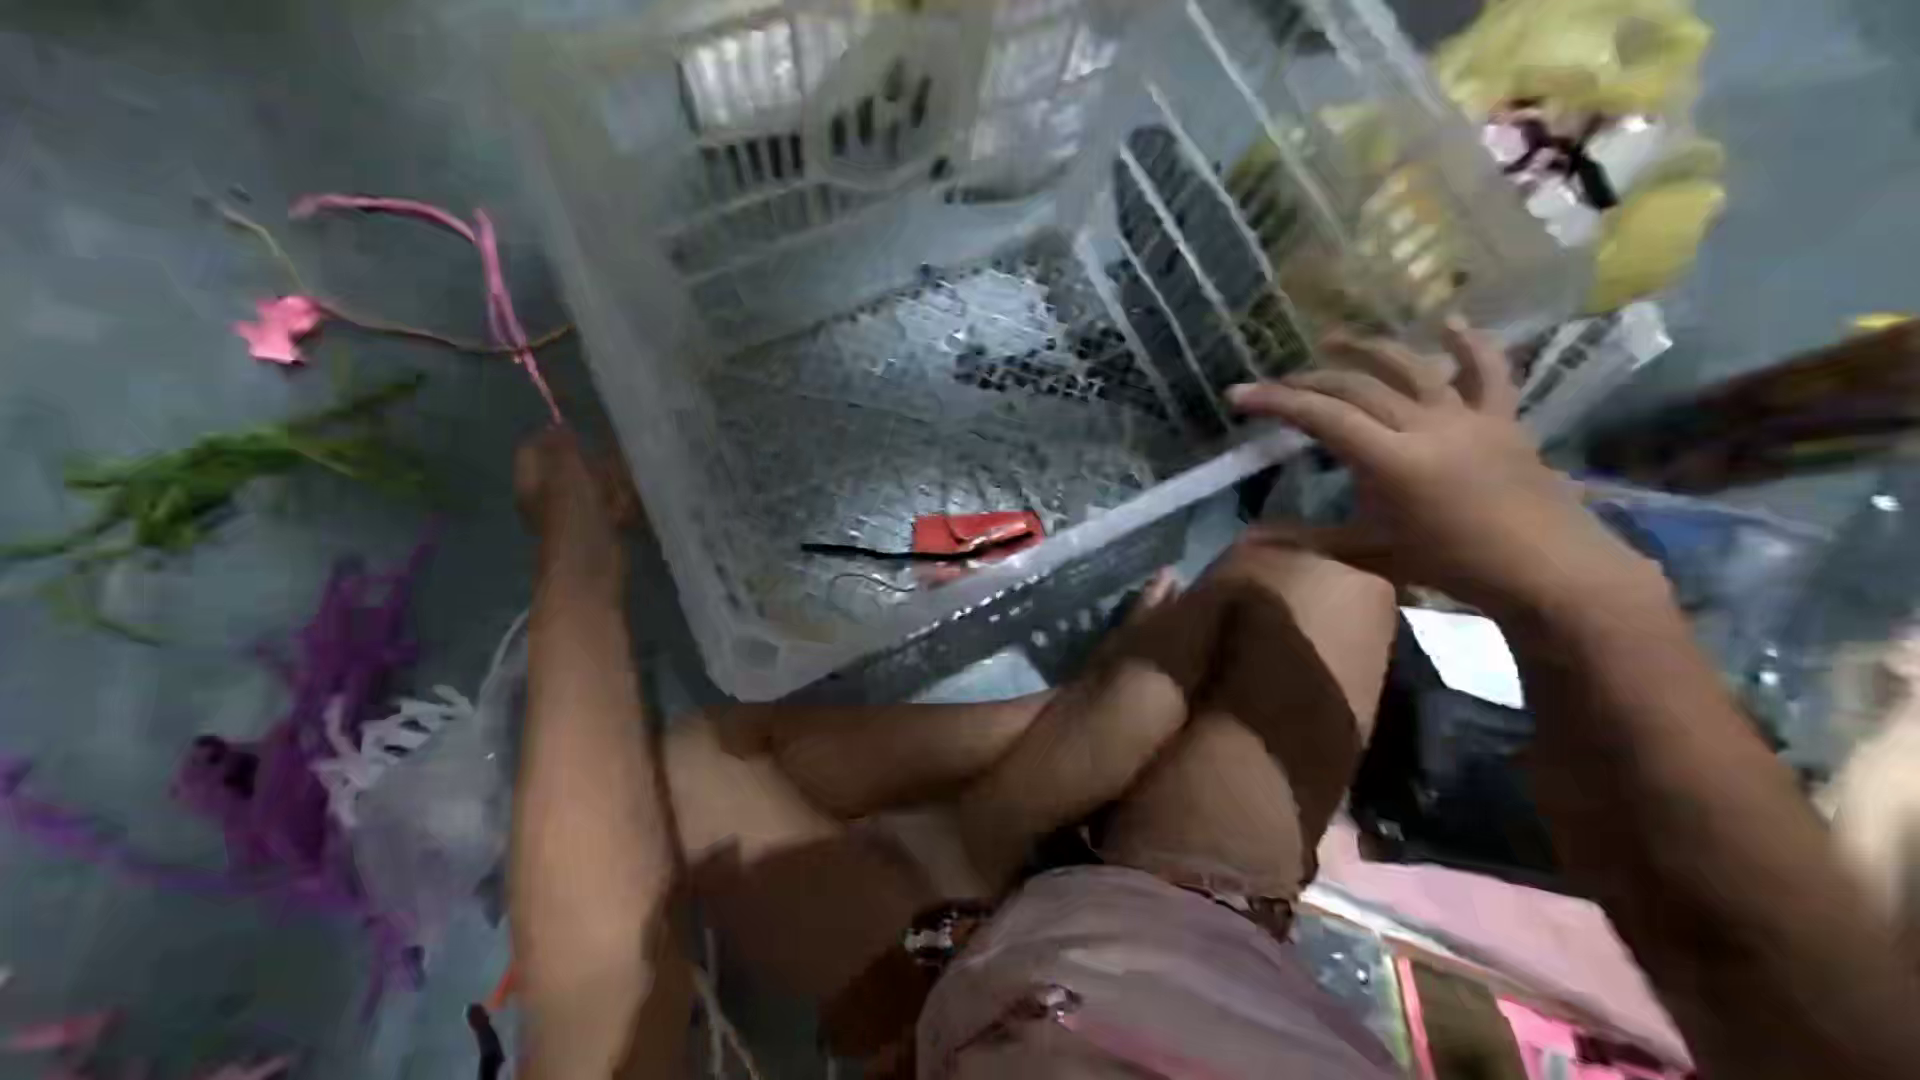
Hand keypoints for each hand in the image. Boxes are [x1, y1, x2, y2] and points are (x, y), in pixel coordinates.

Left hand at [514, 428, 637, 585]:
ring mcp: (577, 512)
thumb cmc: (574, 522)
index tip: (583, 432)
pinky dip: (622, 501)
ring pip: (595, 483)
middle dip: (593, 460)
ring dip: (612, 480)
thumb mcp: (568, 477)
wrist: (591, 572)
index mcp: (533, 482)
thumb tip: (559, 422)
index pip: (536, 447)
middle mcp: (551, 495)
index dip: (556, 436)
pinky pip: (612, 503)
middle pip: (570, 465)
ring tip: (625, 484)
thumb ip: (564, 448)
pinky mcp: (601, 526)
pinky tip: (631, 504)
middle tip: (612, 460)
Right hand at [1228, 318, 1658, 616]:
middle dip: (1309, 381)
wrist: (1549, 571)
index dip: (1276, 402)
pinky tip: (1450, 321)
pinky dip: (1470, 344)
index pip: (1322, 417)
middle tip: (1276, 384)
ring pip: (1412, 367)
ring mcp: (1469, 417)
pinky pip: (1489, 372)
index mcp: (1392, 461)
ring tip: (1333, 338)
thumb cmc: (1452, 566)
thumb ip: (1307, 541)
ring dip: (1369, 349)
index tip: (1239, 395)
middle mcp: (1427, 426)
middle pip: (1357, 387)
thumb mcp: (1369, 554)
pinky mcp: (1503, 418)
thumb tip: (1248, 540)